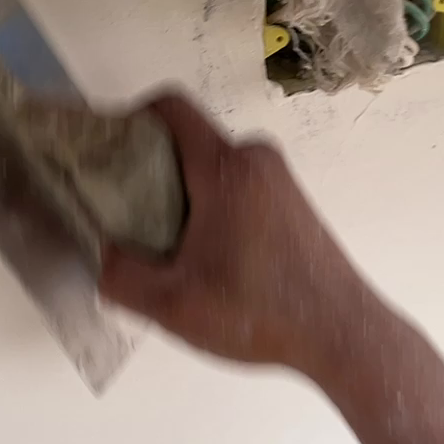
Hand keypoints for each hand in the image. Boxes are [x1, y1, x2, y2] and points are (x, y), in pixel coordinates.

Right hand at [99, 93, 360, 371]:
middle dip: (147, 168)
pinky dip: (207, 203)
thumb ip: (119, 275)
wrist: (344, 336)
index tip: (106, 154)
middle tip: (125, 215)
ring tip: (164, 244)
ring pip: (208, 164)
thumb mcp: (171, 305)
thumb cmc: (259, 314)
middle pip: (185, 139)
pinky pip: (233, 182)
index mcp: (224, 168)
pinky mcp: (290, 199)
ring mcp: (278, 177)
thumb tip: (100, 249)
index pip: (169, 107)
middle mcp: (254, 158)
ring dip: (178, 192)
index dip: (128, 117)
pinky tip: (205, 254)